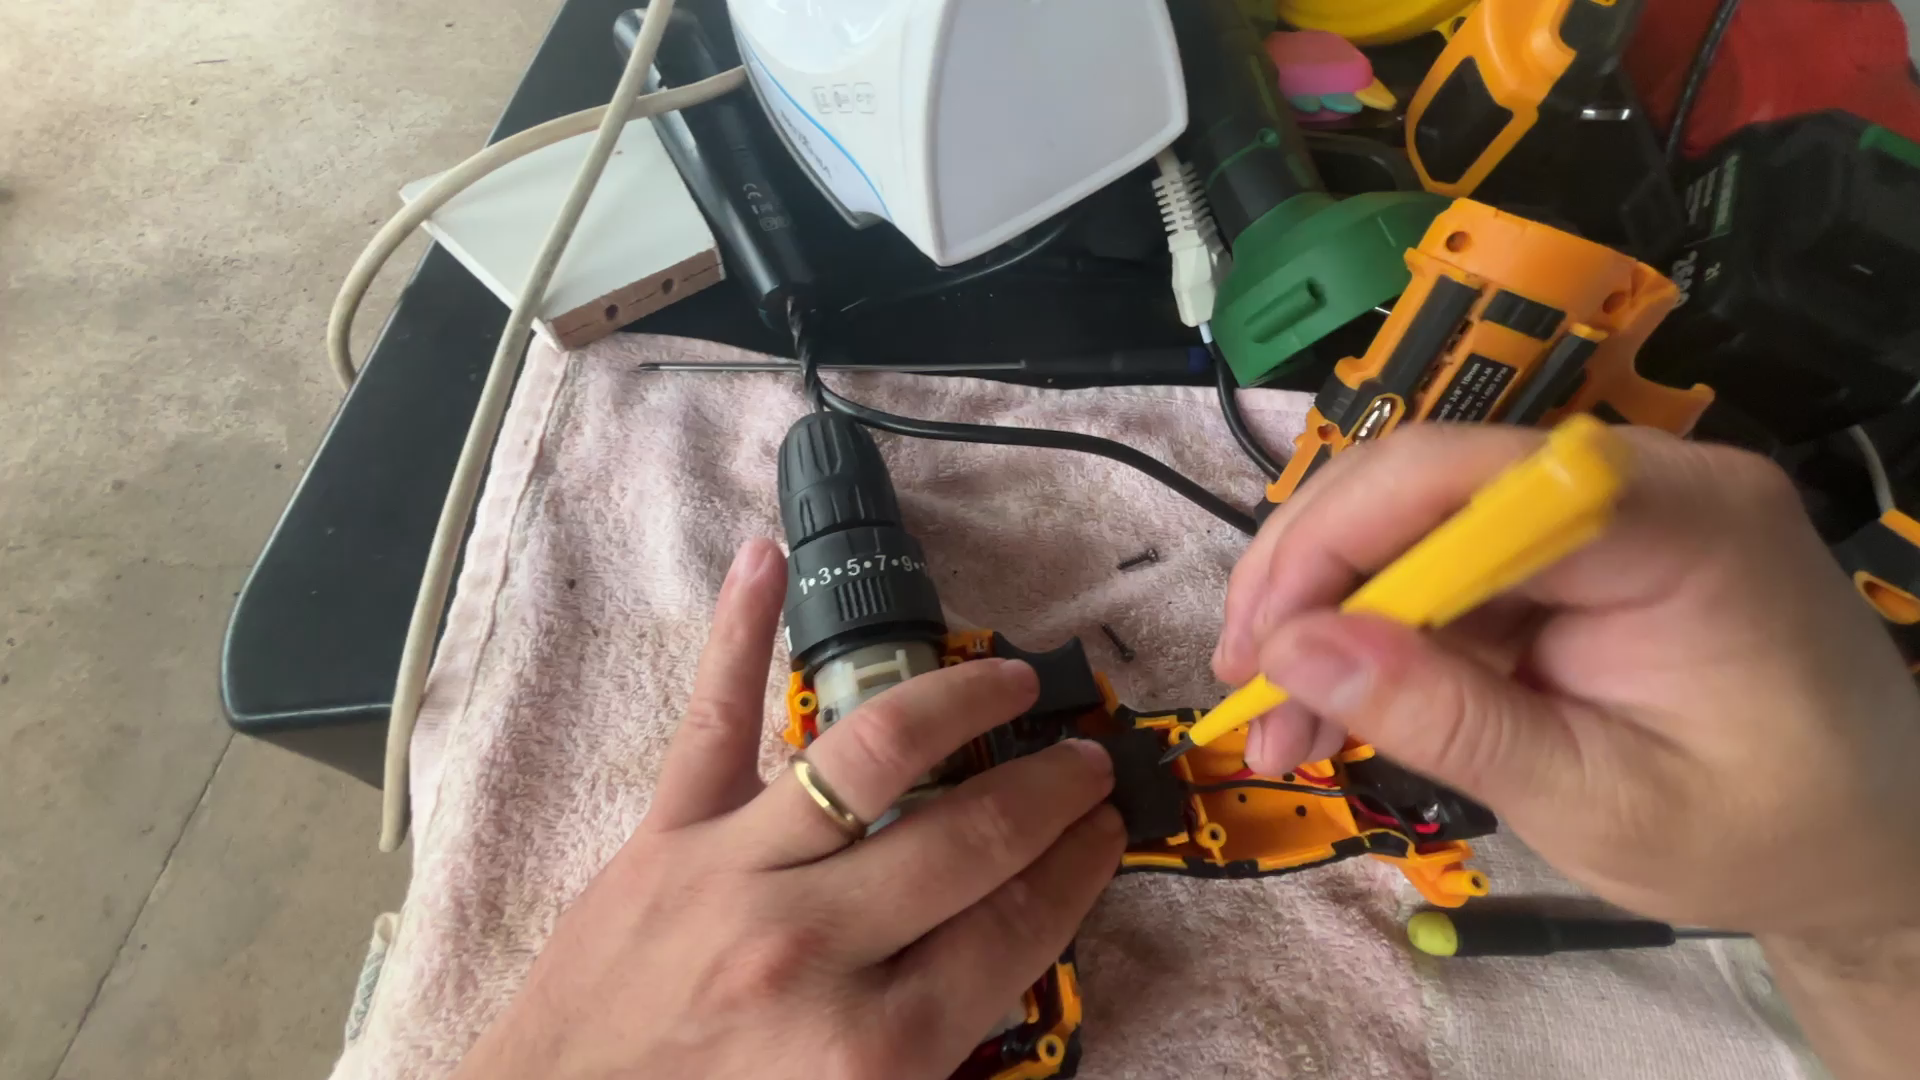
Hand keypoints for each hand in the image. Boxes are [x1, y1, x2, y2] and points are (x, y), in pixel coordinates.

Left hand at [454, 538, 1122, 1079]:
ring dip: (956, 702)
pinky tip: (767, 559)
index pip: (1013, 929)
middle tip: (1088, 753)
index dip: (1076, 868)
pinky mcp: (667, 831)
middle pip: (967, 838)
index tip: (1108, 827)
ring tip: (1009, 678)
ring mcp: (732, 870)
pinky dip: (738, 630)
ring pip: (868, 755)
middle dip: (1048, 789)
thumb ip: (946, 1035)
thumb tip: (1019, 932)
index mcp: (871, 1053)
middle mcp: (811, 948)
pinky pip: (715, 716)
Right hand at [1213, 424, 1919, 942]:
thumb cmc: (1763, 833)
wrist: (1856, 842)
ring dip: (1307, 615)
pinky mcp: (1524, 552)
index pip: (1454, 477)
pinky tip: (1313, 701)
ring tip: (1268, 713)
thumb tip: (1293, 651)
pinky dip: (1345, 635)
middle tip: (1240, 672)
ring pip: (1380, 524)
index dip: (1332, 543)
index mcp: (1674, 519)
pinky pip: (1403, 568)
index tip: (1264, 644)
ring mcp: (1562, 511)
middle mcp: (1609, 481)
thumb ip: (1444, 721)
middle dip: (1296, 579)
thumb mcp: (1598, 802)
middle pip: (1397, 484)